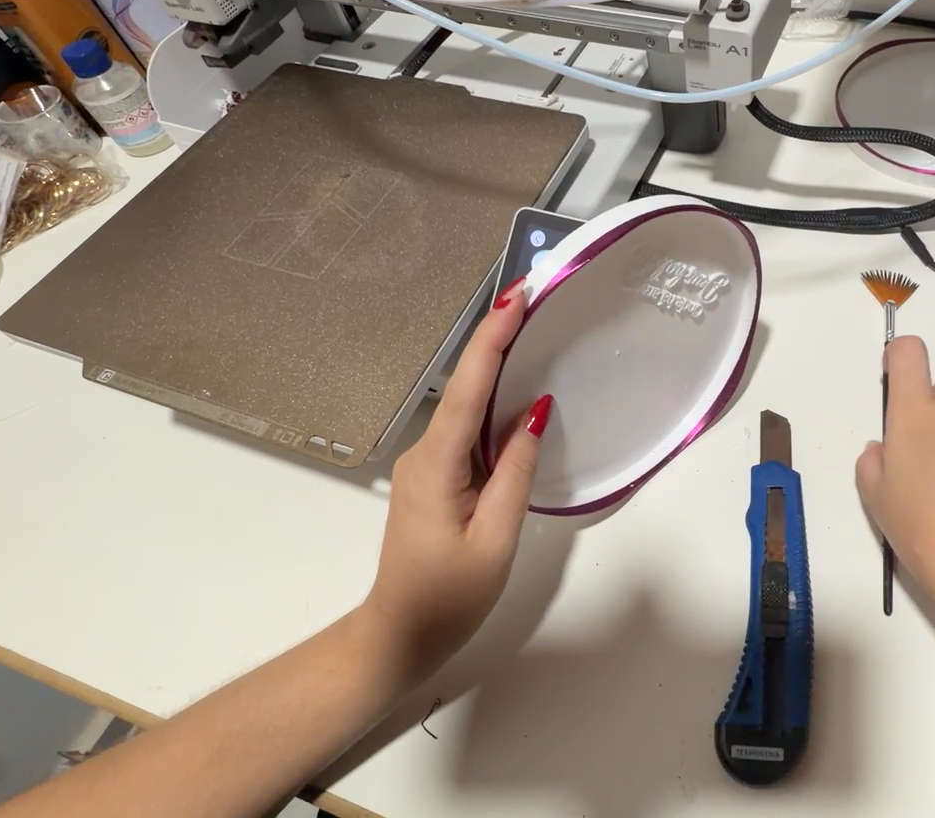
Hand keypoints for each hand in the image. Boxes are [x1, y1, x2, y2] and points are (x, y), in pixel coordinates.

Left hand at [362, 281, 551, 687]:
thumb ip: (515, 470)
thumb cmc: (447, 597)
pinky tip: (519, 391)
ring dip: (498, 366)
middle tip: (533, 299)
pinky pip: (467, 429)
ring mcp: (427, 463)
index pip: (468, 387)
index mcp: (437, 463)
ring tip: (533, 331)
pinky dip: (494, 402)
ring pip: (467, 405)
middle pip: (466, 385)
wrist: (397, 637)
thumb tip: (537, 412)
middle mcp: (425, 451)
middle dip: (497, 338)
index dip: (492, 337)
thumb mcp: (495, 537)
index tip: (516, 296)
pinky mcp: (436, 476)